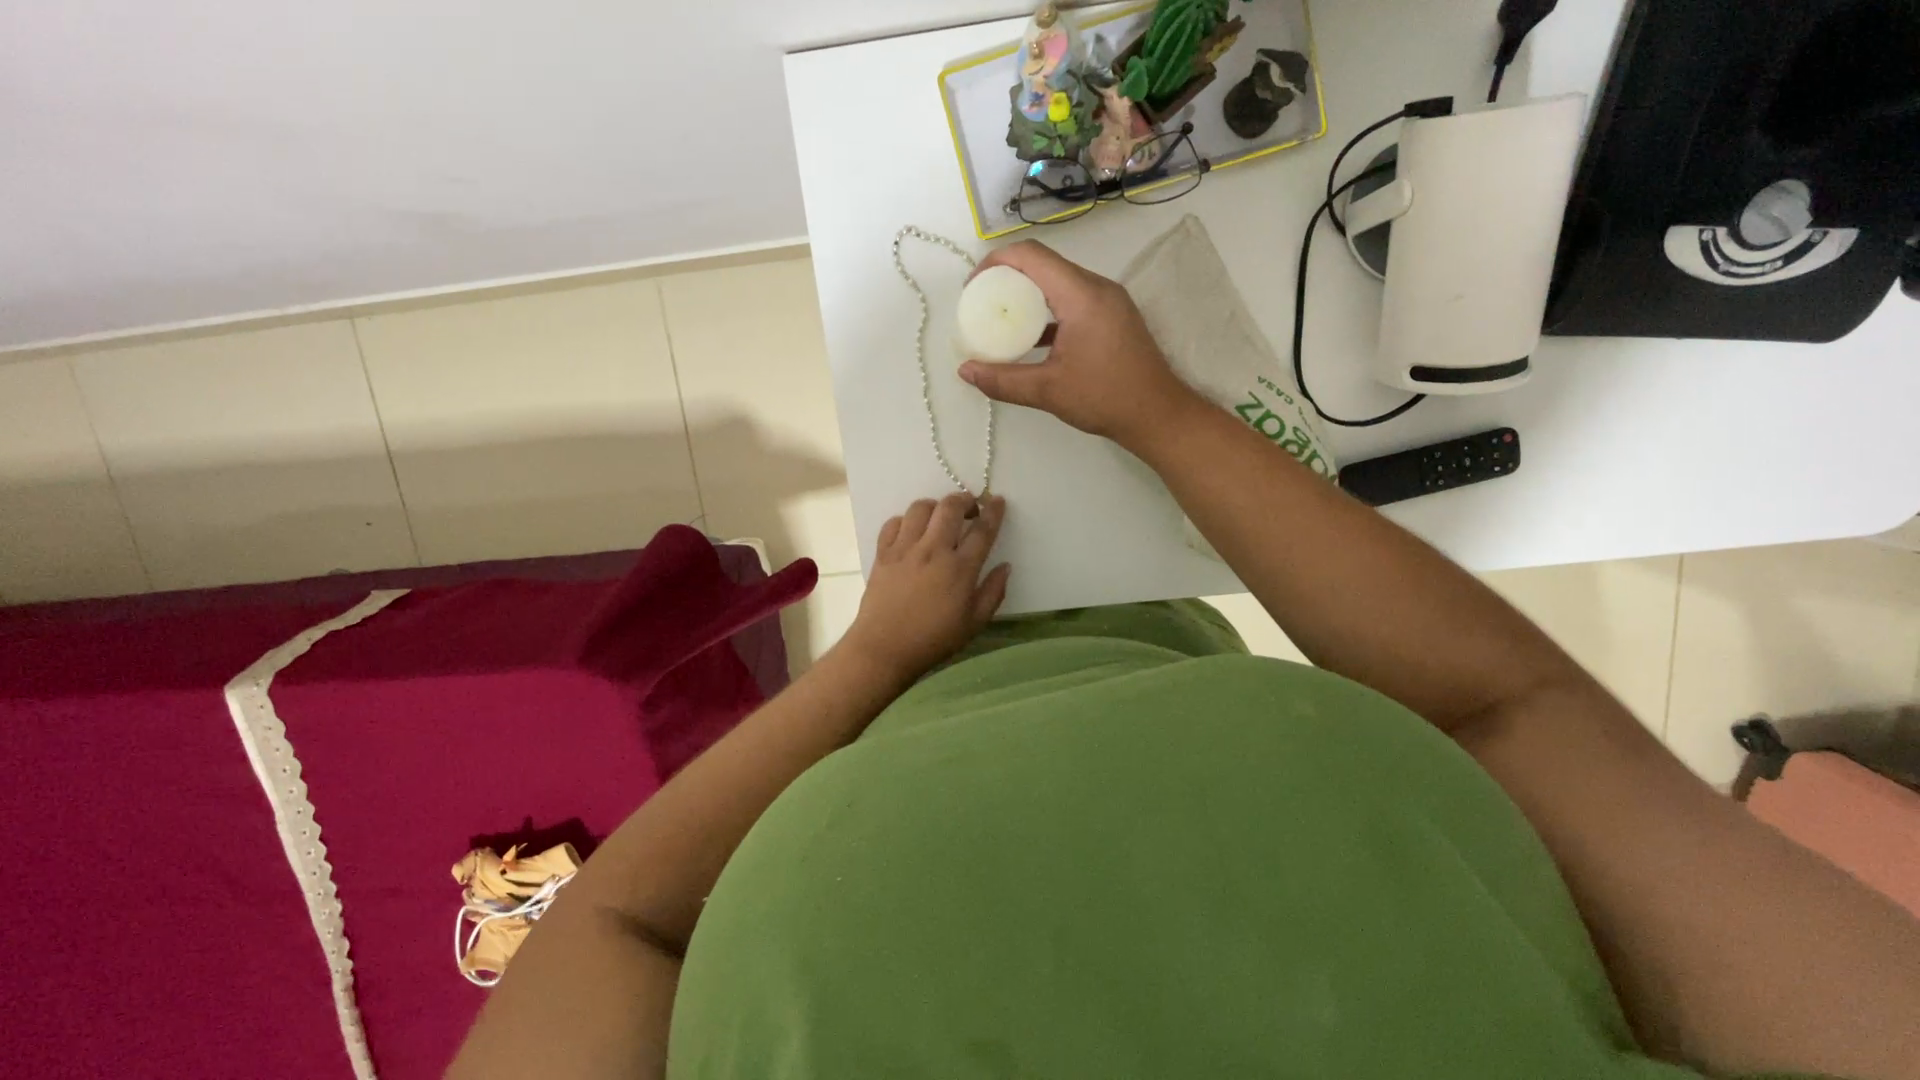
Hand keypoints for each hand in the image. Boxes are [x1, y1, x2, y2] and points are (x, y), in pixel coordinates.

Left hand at [838, 493, 1011, 680]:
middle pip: (950, 508)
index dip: (993, 511)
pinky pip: (893, 523)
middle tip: (970, 508)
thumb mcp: (974, 623)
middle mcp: (933, 551)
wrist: (884, 648)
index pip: (982, 530)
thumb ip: (993, 592)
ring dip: (935, 506)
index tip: (998, 501)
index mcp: (960, 569)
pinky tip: (911, 531)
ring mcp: (905, 549)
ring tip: (940, 516)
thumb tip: (1005, 567)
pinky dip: (905, 520)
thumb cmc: (934, 640)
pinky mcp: (883, 554)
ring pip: (920, 508)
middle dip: (964, 500)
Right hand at [957, 240, 1202, 449]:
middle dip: (1008, 277)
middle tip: (981, 304)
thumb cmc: (1105, 398)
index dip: (995, 262)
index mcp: (1081, 295)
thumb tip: (965, 371)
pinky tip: (1031, 337)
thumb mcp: (1047, 391)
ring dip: (1028, 293)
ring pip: (1058, 281)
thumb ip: (1003, 379)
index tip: (973, 288)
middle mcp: (1097, 287)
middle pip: (1044, 263)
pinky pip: (1072, 298)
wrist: (1158, 415)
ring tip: (1001, 319)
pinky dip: (1047, 309)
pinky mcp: (1113, 315)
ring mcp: (1108, 300)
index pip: (1031, 255)